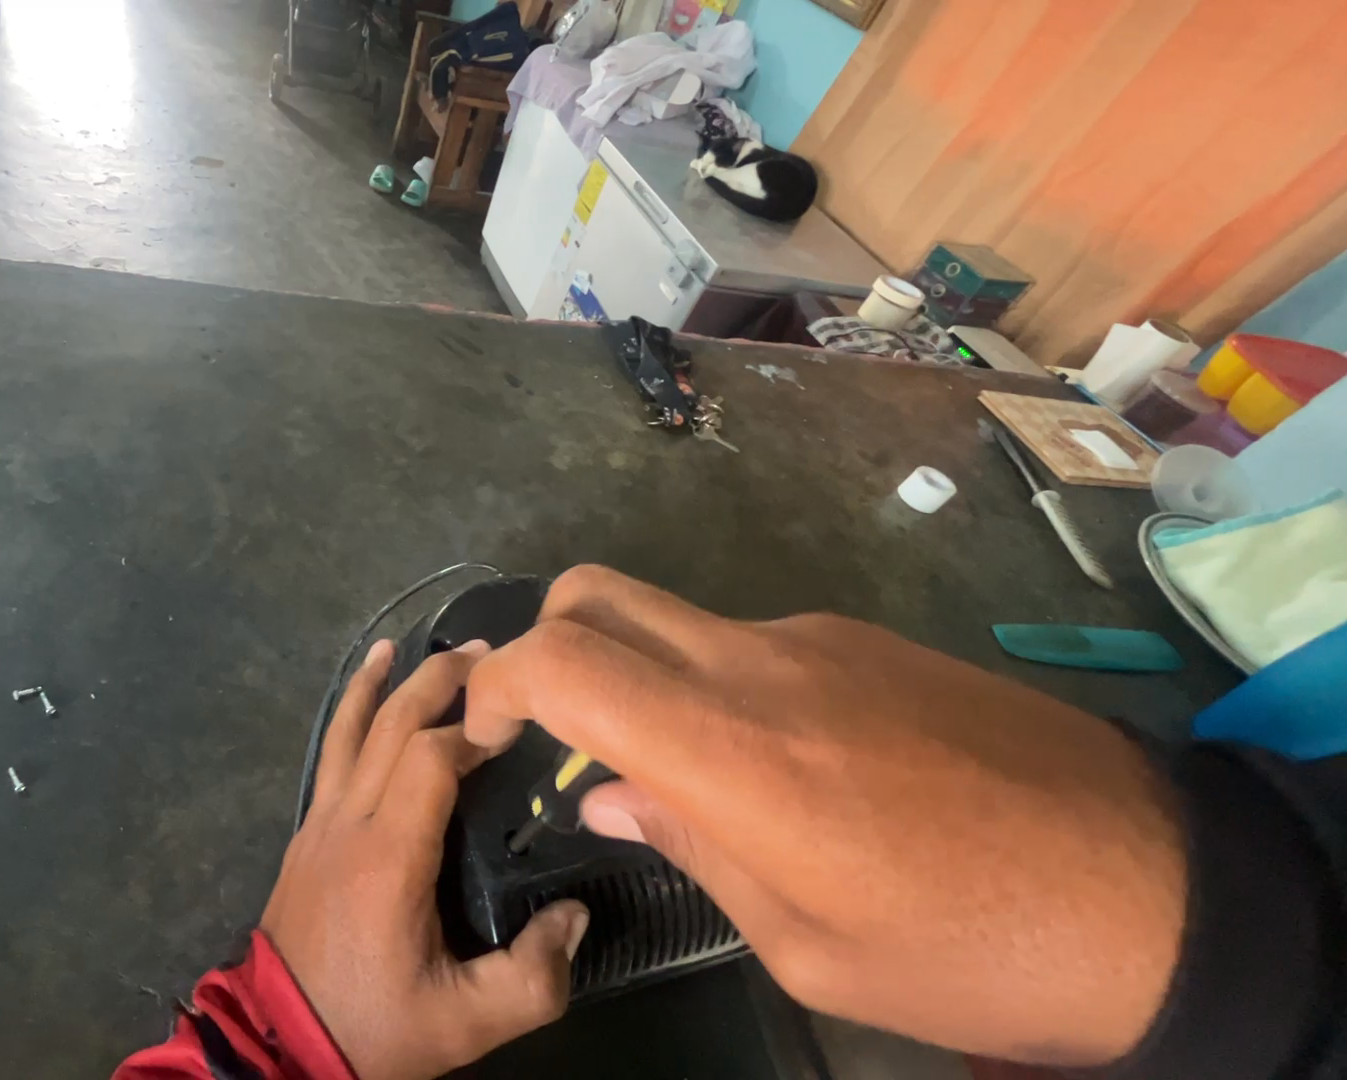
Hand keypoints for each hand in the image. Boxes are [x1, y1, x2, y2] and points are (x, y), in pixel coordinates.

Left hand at [261, 639, 589, 1079]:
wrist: (280, 1045)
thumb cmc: (373, 1027)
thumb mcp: (466, 1023)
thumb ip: (533, 976)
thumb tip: (576, 915)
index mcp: (389, 855)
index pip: (430, 760)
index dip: (474, 730)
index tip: (516, 719)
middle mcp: (350, 820)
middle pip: (391, 727)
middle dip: (437, 682)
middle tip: (481, 652)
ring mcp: (322, 820)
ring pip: (349, 730)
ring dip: (381, 684)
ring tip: (404, 645)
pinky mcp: (310, 830)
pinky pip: (330, 754)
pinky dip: (347, 713)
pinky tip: (360, 693)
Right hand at [463, 566, 1186, 1067]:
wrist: (1168, 887)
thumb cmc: (965, 944)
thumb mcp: (804, 944)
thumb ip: (688, 847)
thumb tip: (612, 798)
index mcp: (726, 748)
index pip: (564, 661)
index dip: (498, 682)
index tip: (486, 730)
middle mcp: (749, 662)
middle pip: (594, 592)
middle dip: (539, 640)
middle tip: (550, 718)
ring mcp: (805, 635)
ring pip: (664, 615)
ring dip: (633, 671)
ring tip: (683, 766)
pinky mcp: (852, 634)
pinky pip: (740, 640)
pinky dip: (711, 683)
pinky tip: (777, 757)